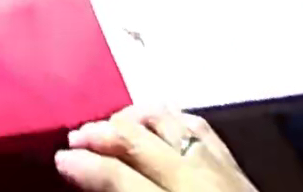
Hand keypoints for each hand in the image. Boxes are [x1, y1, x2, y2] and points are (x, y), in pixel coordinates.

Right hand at [55, 107, 258, 191]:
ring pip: (169, 121)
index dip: (85, 165)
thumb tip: (91, 183)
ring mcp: (225, 174)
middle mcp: (201, 186)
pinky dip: (172, 120)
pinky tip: (157, 123)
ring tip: (113, 125)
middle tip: (75, 137)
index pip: (121, 179)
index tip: (60, 159)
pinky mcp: (242, 173)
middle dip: (100, 133)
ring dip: (134, 118)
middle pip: (139, 139)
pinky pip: (201, 129)